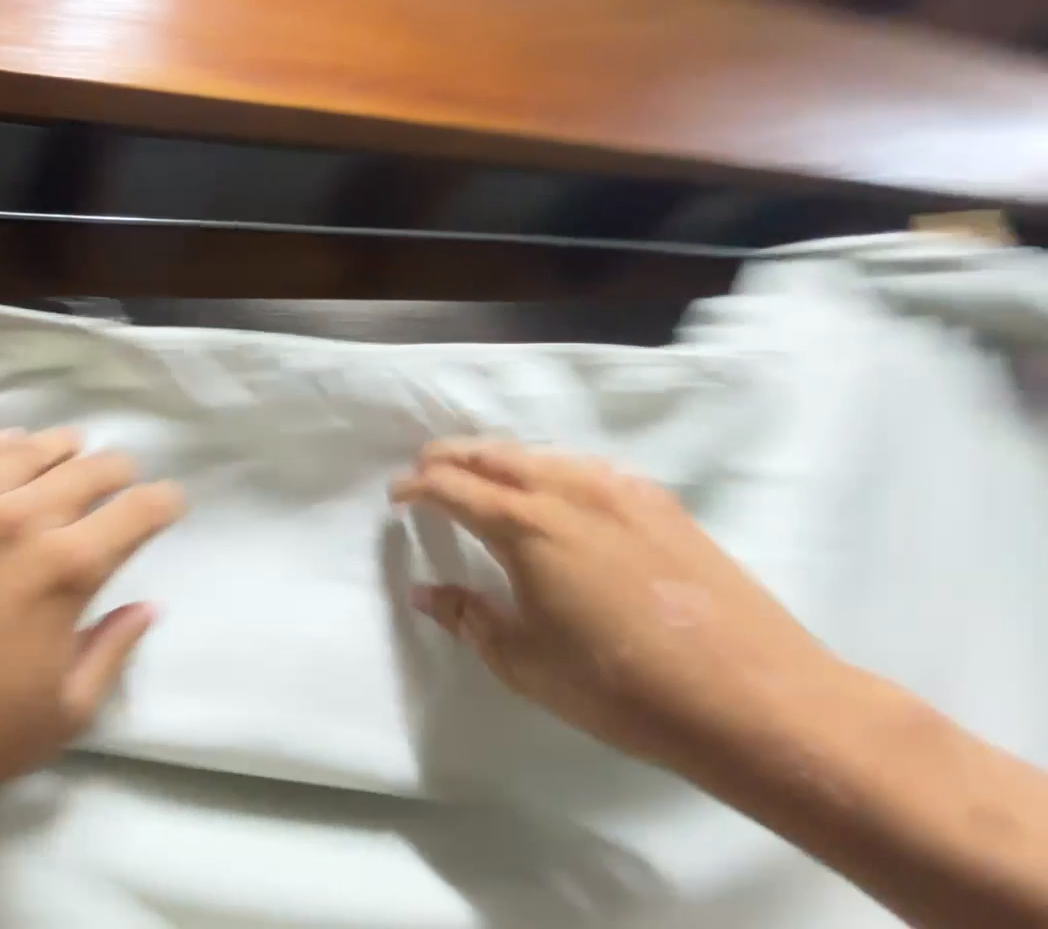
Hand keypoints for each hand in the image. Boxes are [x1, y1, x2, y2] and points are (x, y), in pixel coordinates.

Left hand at [0, 428, 185, 825]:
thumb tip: (147, 607)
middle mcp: (16, 522)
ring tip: (72, 444)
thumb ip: (111, 651)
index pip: (134, 514)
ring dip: (58, 447)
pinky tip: (6, 443)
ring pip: (22, 454)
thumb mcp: (63, 713)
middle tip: (123, 474)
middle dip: (115, 470)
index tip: (170, 502)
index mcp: (65, 569)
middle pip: (83, 472)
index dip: (162, 503)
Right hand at [392, 439, 841, 769]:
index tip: (395, 498)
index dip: (414, 487)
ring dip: (495, 459)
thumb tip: (425, 591)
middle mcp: (567, 490)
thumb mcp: (523, 661)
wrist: (758, 700)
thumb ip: (466, 616)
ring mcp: (620, 491)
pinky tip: (551, 494)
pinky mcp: (660, 504)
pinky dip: (547, 468)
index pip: (449, 485)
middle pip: (489, 454)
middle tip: (422, 473)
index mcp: (525, 525)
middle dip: (446, 458)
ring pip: (538, 453)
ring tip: (477, 480)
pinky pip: (583, 466)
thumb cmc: (621, 686)